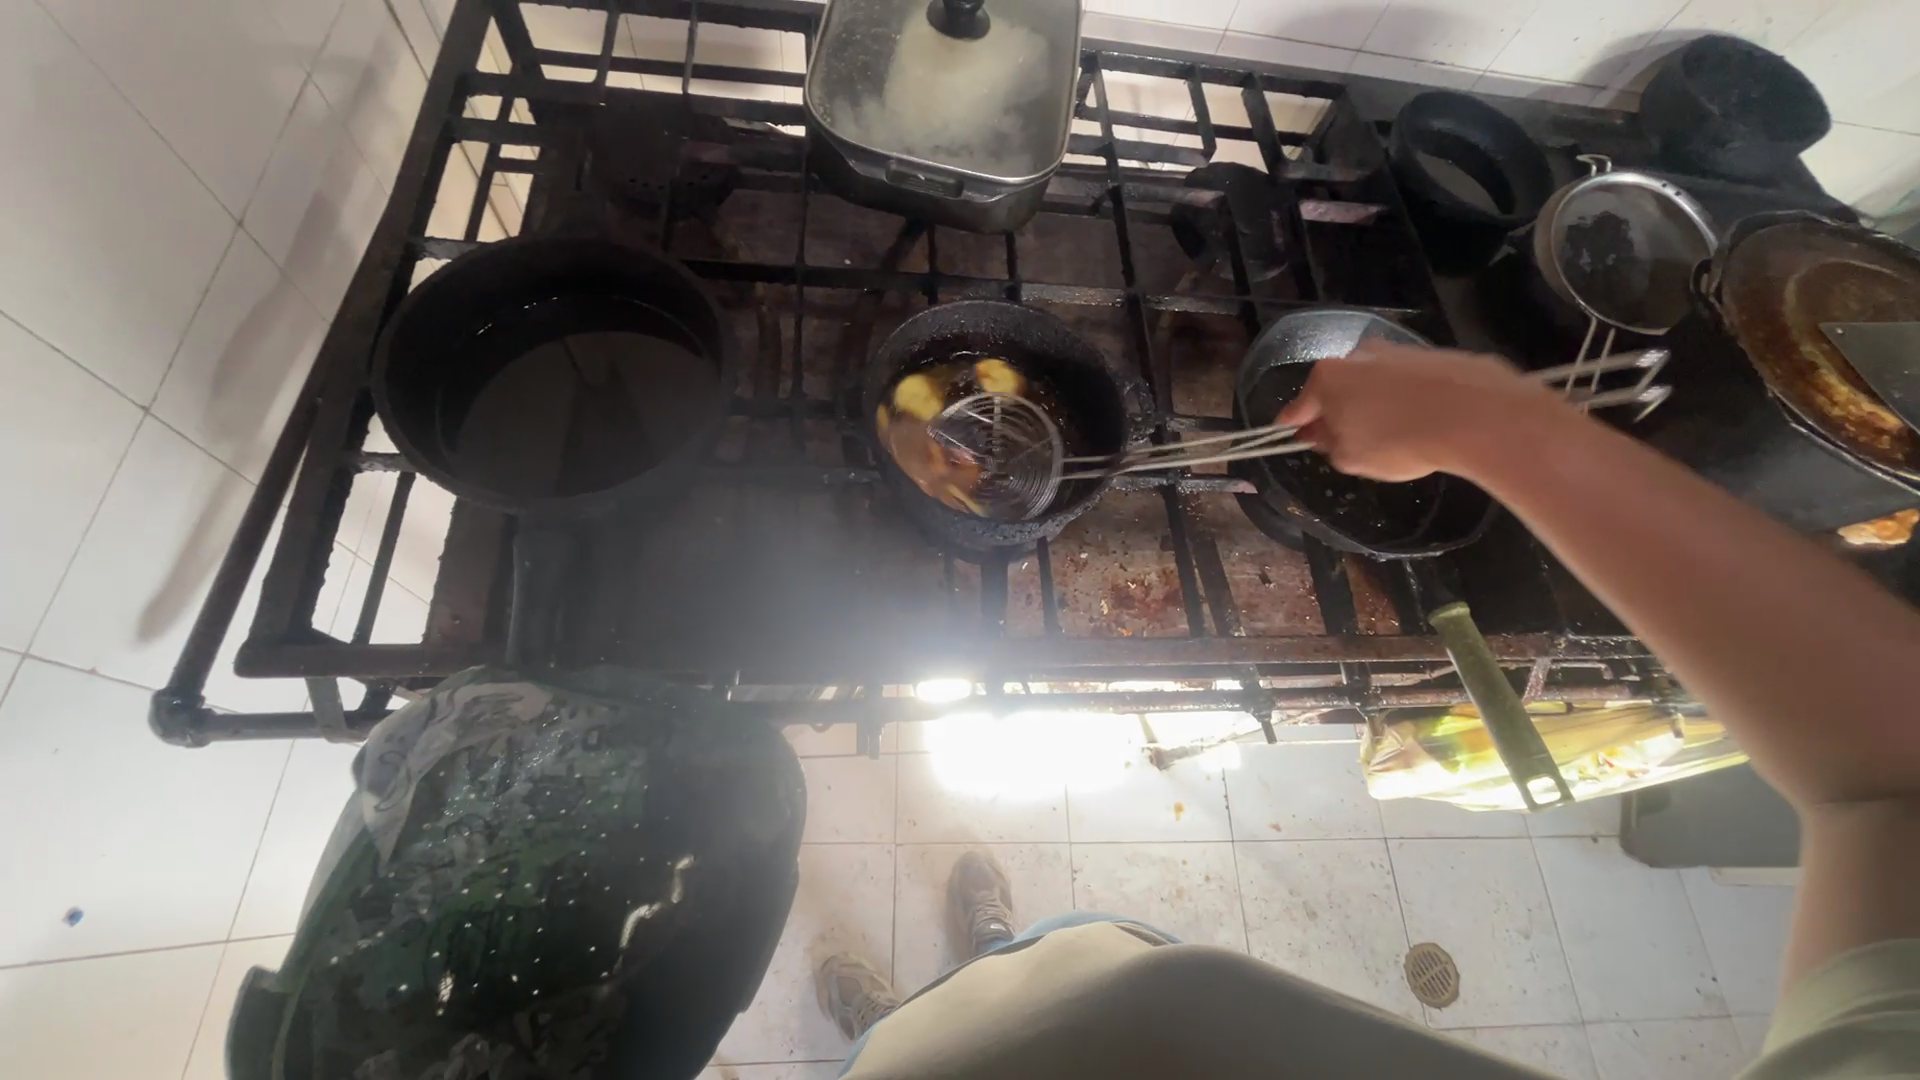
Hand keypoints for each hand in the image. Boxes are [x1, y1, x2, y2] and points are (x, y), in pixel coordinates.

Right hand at [1276, 341, 1565, 481]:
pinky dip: (1411, 399)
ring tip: (1395, 434)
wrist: (1479, 416)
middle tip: (1348, 440)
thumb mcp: (1351, 458)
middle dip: (1339, 412)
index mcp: (1328, 378)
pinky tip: (1427, 423)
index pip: (1298, 407)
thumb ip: (1329, 446)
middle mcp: (1359, 356)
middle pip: (1338, 390)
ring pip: (1376, 383)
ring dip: (1376, 404)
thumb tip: (1325, 435)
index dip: (1293, 426)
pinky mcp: (1439, 355)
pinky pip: (1412, 383)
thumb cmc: (1399, 441)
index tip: (1292, 438)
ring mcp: (1401, 351)